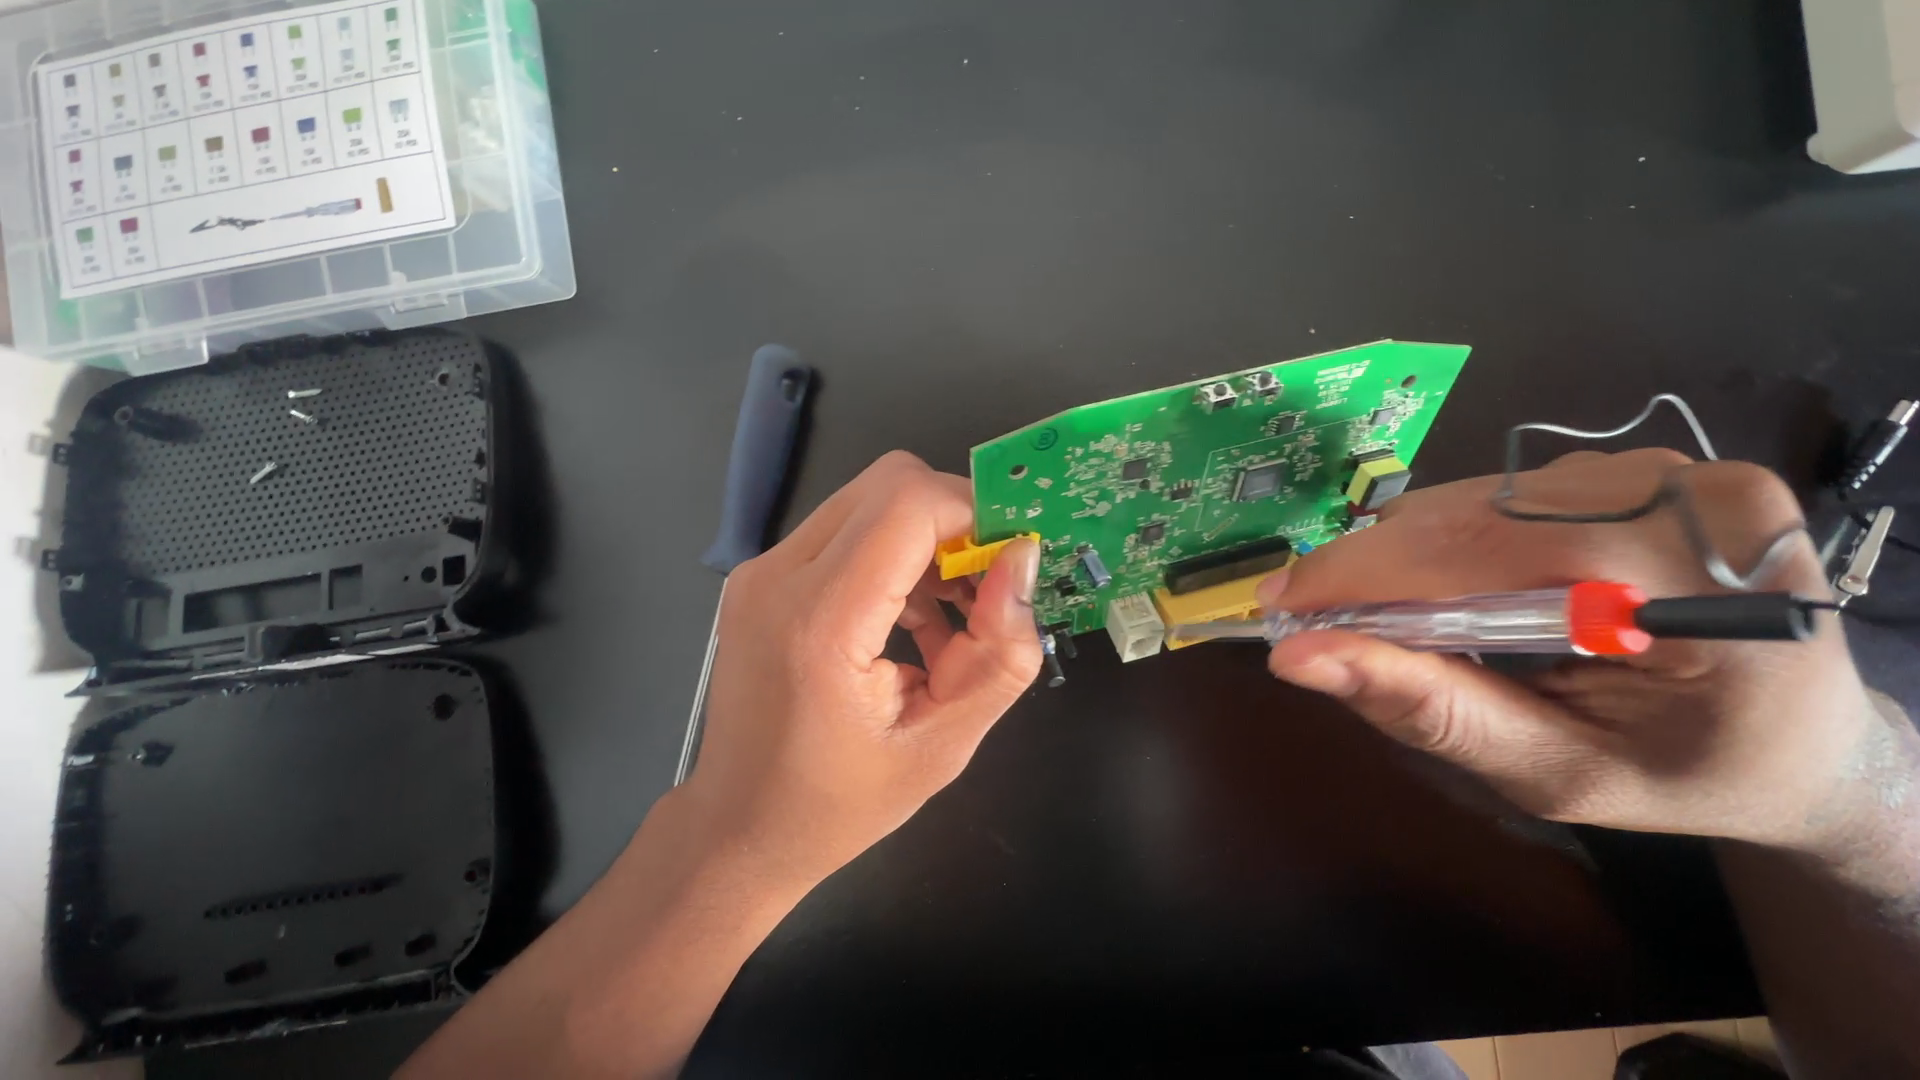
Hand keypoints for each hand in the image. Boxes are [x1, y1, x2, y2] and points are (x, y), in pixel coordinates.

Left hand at [674, 451, 1042, 886]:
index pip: (908, 503)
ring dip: (926, 536)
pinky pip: (843, 529)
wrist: (738, 828)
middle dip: (955, 520)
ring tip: (954, 612)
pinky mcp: (761, 576)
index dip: (975, 512)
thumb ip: (1000, 654)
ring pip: (867, 498)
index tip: (1012, 557)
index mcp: (819, 623)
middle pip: (889, 484)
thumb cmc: (839, 804)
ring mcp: (761, 571)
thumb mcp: (943, 746)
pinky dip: (893, 552)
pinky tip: (912, 618)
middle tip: (987, 585)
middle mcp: (778, 577)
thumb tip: (1023, 562)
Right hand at [1258, 448, 1889, 851]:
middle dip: (1378, 567)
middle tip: (1315, 617)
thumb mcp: (1556, 770)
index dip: (1365, 574)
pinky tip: (1456, 588)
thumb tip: (1298, 658)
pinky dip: (1454, 541)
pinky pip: (1504, 494)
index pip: (1482, 549)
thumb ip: (1430, 709)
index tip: (1278, 605)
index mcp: (1692, 576)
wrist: (1808, 742)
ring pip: (1476, 498)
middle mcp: (1687, 494)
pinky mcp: (1644, 469)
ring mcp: (1669, 470)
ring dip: (1413, 555)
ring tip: (1389, 614)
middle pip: (1470, 515)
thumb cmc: (1688, 773)